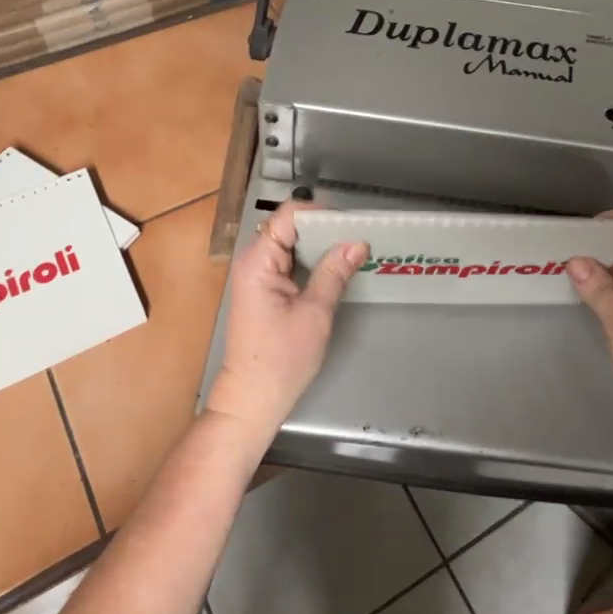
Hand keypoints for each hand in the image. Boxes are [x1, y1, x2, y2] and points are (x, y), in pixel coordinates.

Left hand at [205, 201, 365, 435]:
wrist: (253, 399)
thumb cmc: (282, 360)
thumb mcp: (315, 314)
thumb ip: (334, 273)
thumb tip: (357, 242)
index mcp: (258, 261)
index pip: (289, 216)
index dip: (321, 215)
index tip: (352, 225)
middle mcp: (252, 261)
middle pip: (290, 227)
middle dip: (325, 229)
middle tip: (360, 238)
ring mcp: (256, 275)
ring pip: (292, 244)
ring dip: (321, 246)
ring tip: (354, 250)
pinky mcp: (263, 289)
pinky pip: (289, 262)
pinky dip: (312, 261)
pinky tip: (337, 268)